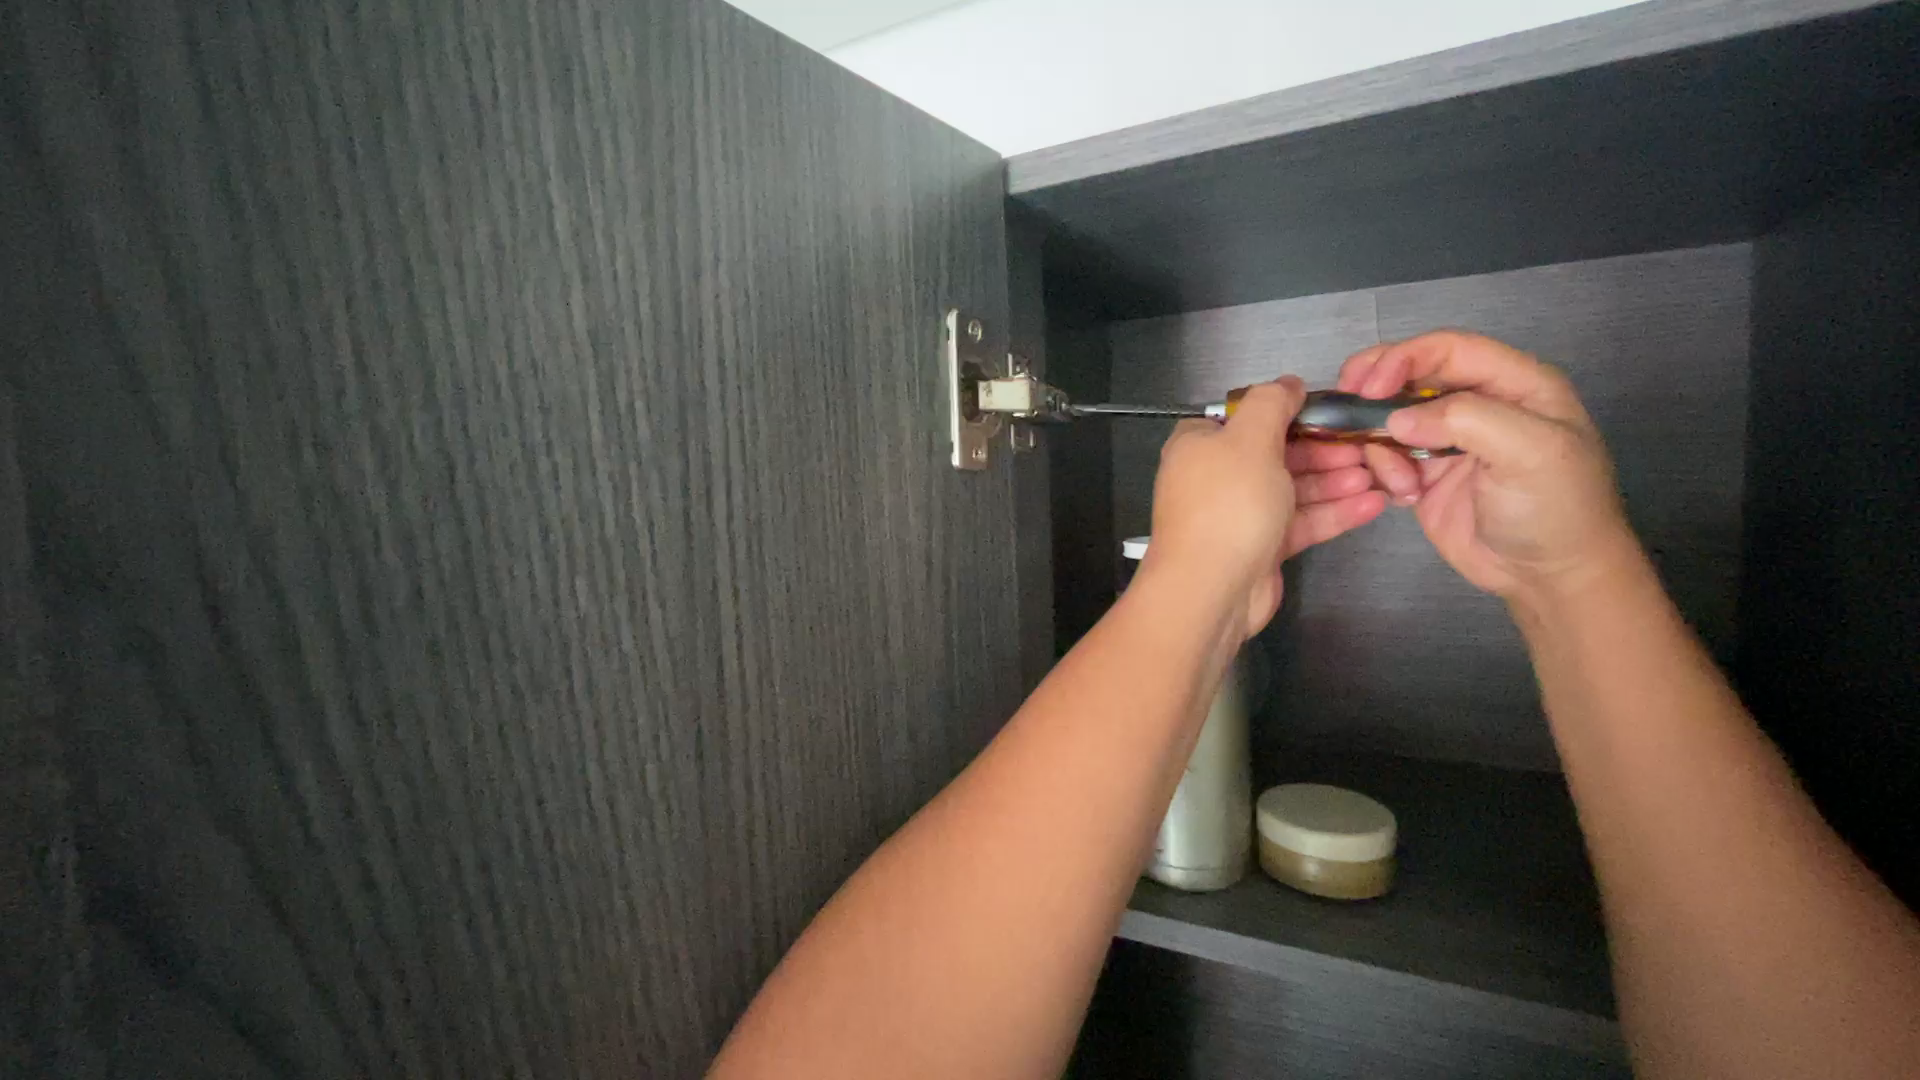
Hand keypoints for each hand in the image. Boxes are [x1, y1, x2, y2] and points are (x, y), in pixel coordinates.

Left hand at [1145, 377, 1387, 637]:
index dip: (1287, 410)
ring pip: (1293, 488)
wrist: (1210, 588)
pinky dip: (1333, 512)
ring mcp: (1238, 514)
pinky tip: (1374, 504)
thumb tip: (1288, 383)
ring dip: (1334, 480)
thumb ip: (1271, 403)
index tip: (1330, 409)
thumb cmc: (1228, 503)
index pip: (1245, 417)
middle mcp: (1215, 476)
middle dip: (1324, 448)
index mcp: (1199, 445)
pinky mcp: (1260, 546)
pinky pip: (1301, 521)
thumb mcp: (1249, 438)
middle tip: (1367, 444)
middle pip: (1276, 452)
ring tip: (1378, 473)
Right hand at [1337, 330, 1639, 605]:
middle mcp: (1477, 404)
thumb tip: (1394, 420)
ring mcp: (1447, 440)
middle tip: (1344, 407)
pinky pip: (1385, 458)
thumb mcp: (1528, 452)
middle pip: (1410, 376)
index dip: (1403, 358)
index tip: (1367, 387)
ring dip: (1380, 446)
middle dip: (1374, 390)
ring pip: (1390, 419)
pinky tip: (1404, 496)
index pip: (1448, 349)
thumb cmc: (1554, 508)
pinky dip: (1383, 473)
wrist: (1547, 576)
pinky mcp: (1423, 473)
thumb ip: (1465, 420)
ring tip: (1400, 480)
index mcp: (1514, 384)